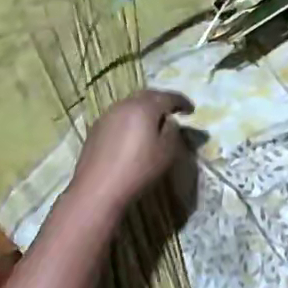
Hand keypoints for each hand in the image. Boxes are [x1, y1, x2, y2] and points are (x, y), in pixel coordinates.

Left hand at [69, 89, 193, 212]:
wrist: (97, 191)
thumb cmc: (138, 169)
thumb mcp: (168, 150)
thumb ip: (173, 130)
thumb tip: (170, 121)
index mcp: (144, 107)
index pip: (168, 97)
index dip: (182, 102)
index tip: (192, 111)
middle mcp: (124, 105)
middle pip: (147, 96)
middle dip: (162, 101)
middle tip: (174, 111)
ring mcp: (107, 116)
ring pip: (131, 104)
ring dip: (145, 109)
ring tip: (154, 122)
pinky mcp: (96, 129)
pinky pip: (119, 116)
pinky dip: (131, 119)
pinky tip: (134, 133)